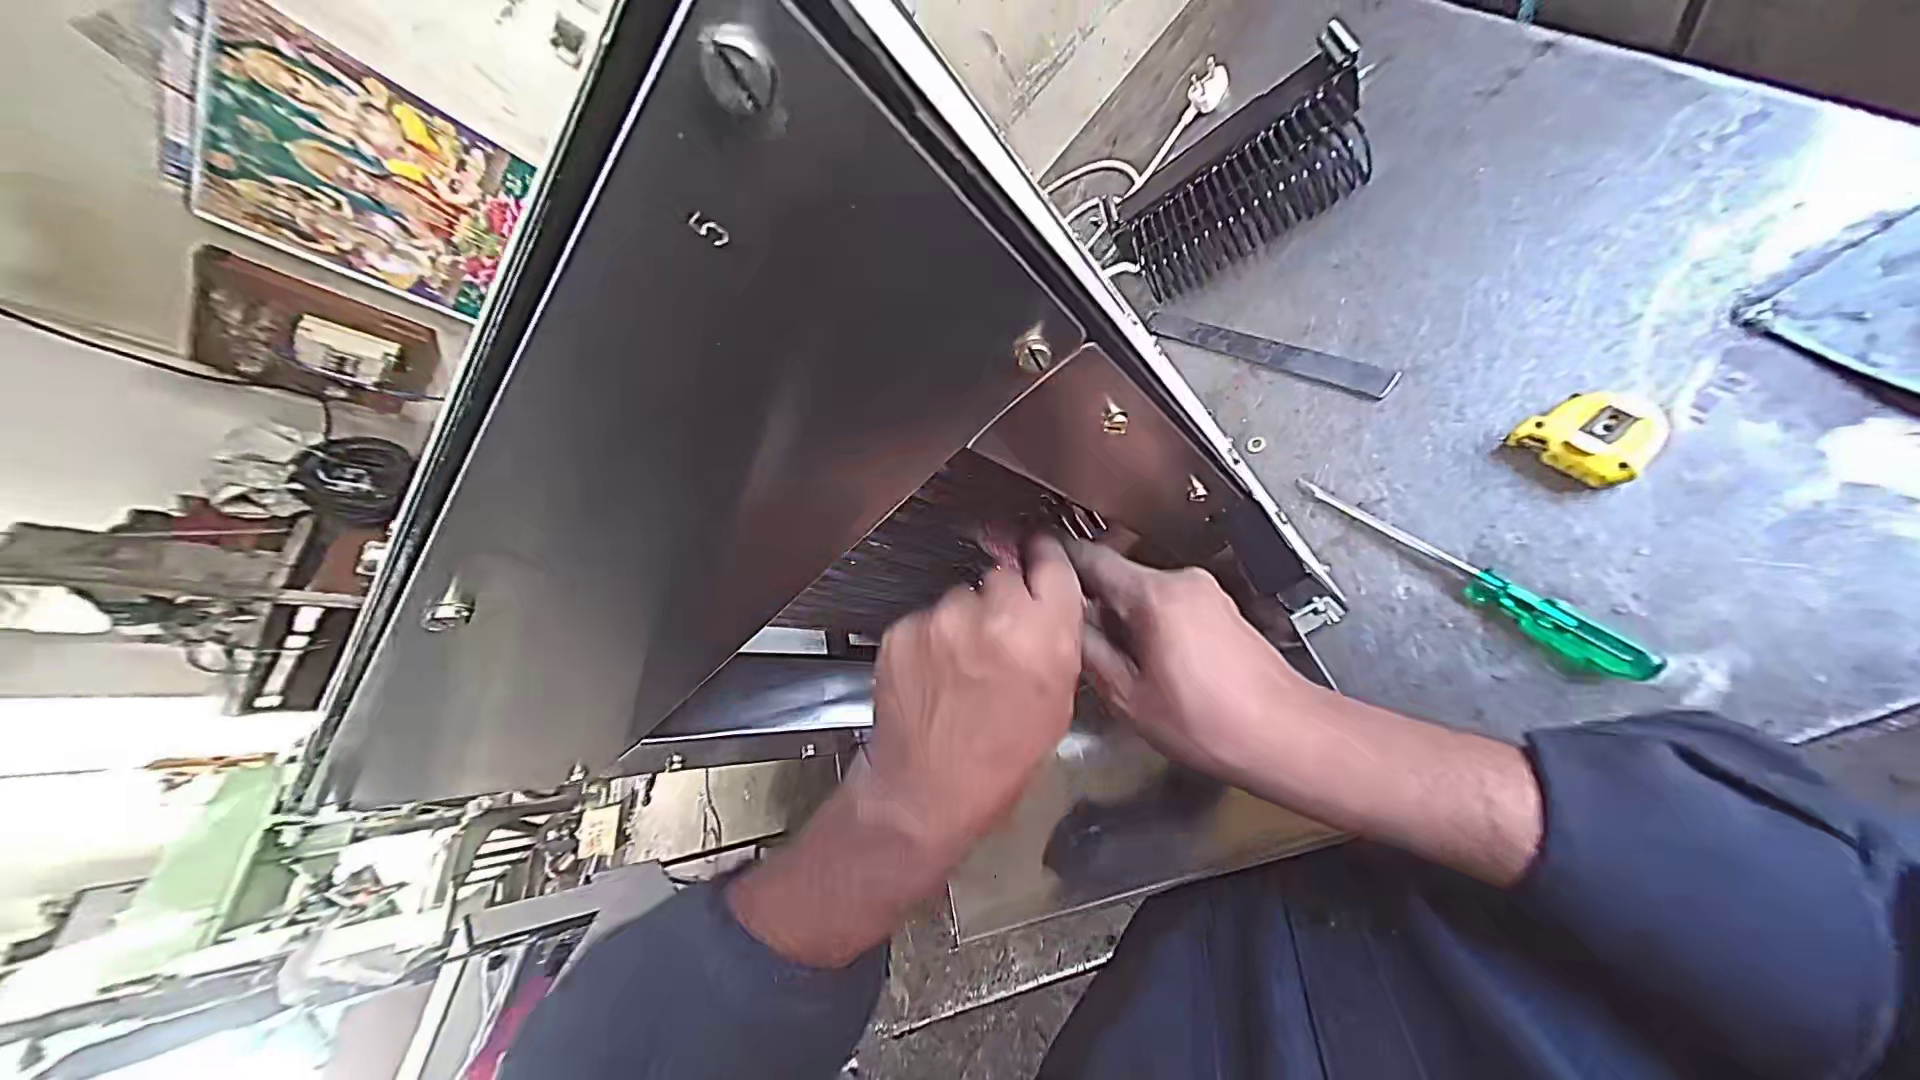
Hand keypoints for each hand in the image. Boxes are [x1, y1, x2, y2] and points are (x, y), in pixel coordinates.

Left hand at [862, 532, 1086, 858]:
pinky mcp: (904, 628)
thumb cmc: (999, 758)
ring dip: (964, 619)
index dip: (1044, 558)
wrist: (928, 789)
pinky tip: (934, 671)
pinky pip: (927, 616)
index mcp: (1044, 636)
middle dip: (1002, 600)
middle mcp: (993, 617)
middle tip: (996, 641)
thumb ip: (1057, 639)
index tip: (1038, 554)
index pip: (1050, 562)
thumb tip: (1049, 600)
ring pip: (961, 596)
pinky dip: (931, 636)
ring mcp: (942, 620)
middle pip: (1002, 576)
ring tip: (961, 666)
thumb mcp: (1056, 702)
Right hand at [1068, 540, 1313, 789]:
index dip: (1057, 558)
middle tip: (1077, 640)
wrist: (1285, 735)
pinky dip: (1147, 622)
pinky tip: (1151, 662)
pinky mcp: (1217, 606)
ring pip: (1140, 590)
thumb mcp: (1128, 696)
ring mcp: (1204, 592)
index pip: (1091, 558)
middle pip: (1116, 576)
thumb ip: (1088, 651)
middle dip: (1091, 603)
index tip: (1033, 557)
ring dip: (1120, 616)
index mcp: (1155, 596)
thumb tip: (1063, 627)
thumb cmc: (1214, 724)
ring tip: (1120, 663)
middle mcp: (1183, 582)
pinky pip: (1165, 601)